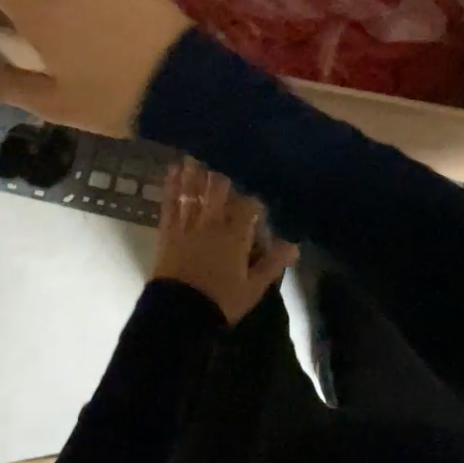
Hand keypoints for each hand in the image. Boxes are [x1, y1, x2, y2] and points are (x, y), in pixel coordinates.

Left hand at [154, 159, 298, 324]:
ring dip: (197, 170)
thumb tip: (295, 245)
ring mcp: (188, 225)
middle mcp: (212, 224)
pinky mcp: (168, 231)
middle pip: (220, 191)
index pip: (249, 205)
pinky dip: (172, 185)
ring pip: (194, 191)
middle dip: (224, 171)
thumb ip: (273, 264)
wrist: (179, 313)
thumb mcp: (253, 287)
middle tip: (225, 149)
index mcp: (236, 236)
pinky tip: (174, 169)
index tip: (259, 179)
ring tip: (198, 149)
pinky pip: (171, 203)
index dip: (254, 191)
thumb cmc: (220, 301)